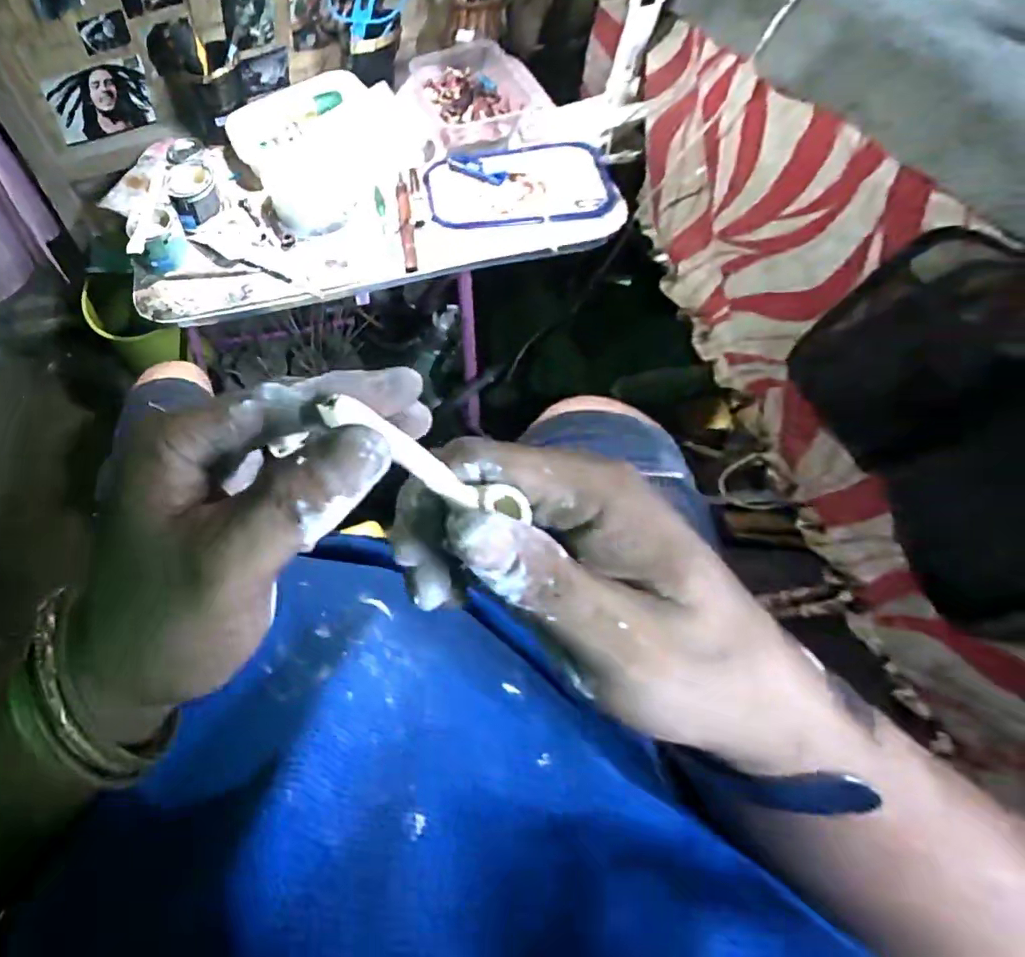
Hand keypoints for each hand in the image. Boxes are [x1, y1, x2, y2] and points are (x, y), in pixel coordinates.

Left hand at [65, 370, 431, 744]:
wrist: (124, 669)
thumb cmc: (169, 622)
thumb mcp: (232, 564)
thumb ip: (295, 501)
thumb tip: (370, 440)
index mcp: (172, 442)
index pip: (265, 404)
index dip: (338, 395)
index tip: (405, 387)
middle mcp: (182, 443)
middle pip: (273, 413)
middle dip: (342, 408)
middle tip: (413, 399)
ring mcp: (197, 471)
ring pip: (276, 439)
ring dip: (333, 434)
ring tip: (402, 423)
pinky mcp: (214, 499)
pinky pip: (270, 471)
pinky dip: (312, 468)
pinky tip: (353, 462)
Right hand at [392, 438, 861, 774]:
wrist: (752, 706)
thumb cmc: (701, 677)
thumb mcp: (623, 643)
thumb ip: (543, 580)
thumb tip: (462, 523)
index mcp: (597, 491)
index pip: (481, 458)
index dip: (432, 493)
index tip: (413, 555)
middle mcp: (571, 482)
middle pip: (463, 476)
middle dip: (429, 527)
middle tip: (425, 591)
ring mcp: (559, 506)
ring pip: (461, 502)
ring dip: (435, 546)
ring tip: (438, 600)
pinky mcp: (547, 533)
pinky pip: (477, 527)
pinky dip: (452, 557)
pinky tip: (455, 594)